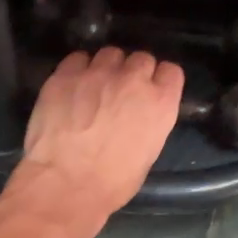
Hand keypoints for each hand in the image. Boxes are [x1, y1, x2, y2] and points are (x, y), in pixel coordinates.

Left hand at [6, 48, 183, 219]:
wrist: (66, 184)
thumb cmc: (113, 182)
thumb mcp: (148, 154)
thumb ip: (150, 123)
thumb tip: (139, 116)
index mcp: (160, 104)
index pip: (171, 71)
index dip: (161, 79)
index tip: (153, 89)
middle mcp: (133, 80)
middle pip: (141, 58)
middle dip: (134, 71)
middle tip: (123, 90)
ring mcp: (98, 74)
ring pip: (110, 53)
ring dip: (107, 67)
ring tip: (96, 86)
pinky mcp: (66, 75)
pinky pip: (78, 58)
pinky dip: (79, 69)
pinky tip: (73, 86)